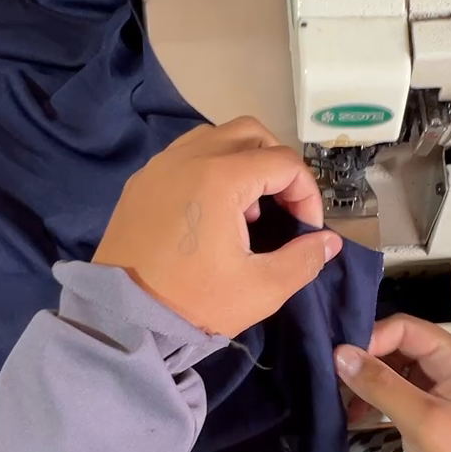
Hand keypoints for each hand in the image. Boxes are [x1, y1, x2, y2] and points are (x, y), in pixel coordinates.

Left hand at [92, 117, 341, 335]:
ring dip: (245, 161)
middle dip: (278, 164)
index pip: (283, 162)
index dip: (307, 193)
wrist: (122, 318)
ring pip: (215, 137)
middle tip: (285, 205)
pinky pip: (186, 155)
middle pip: (251, 133)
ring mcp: (160, 166)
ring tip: (249, 208)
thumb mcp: (261, 288)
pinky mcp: (141, 183)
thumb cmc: (193, 302)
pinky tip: (214, 212)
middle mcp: (188, 157)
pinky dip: (211, 168)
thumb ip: (303, 260)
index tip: (307, 229)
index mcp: (220, 177)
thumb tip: (328, 242)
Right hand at [334, 314, 450, 451]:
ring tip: (338, 392)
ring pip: (389, 364)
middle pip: (396, 343)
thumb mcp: (420, 419)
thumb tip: (340, 353)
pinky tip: (350, 411)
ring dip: (364, 377)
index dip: (373, 338)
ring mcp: (432, 382)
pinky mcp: (419, 401)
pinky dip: (369, 394)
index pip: (407, 328)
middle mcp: (446, 361)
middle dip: (366, 357)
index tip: (343, 358)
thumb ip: (381, 385)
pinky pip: (388, 385)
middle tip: (333, 372)